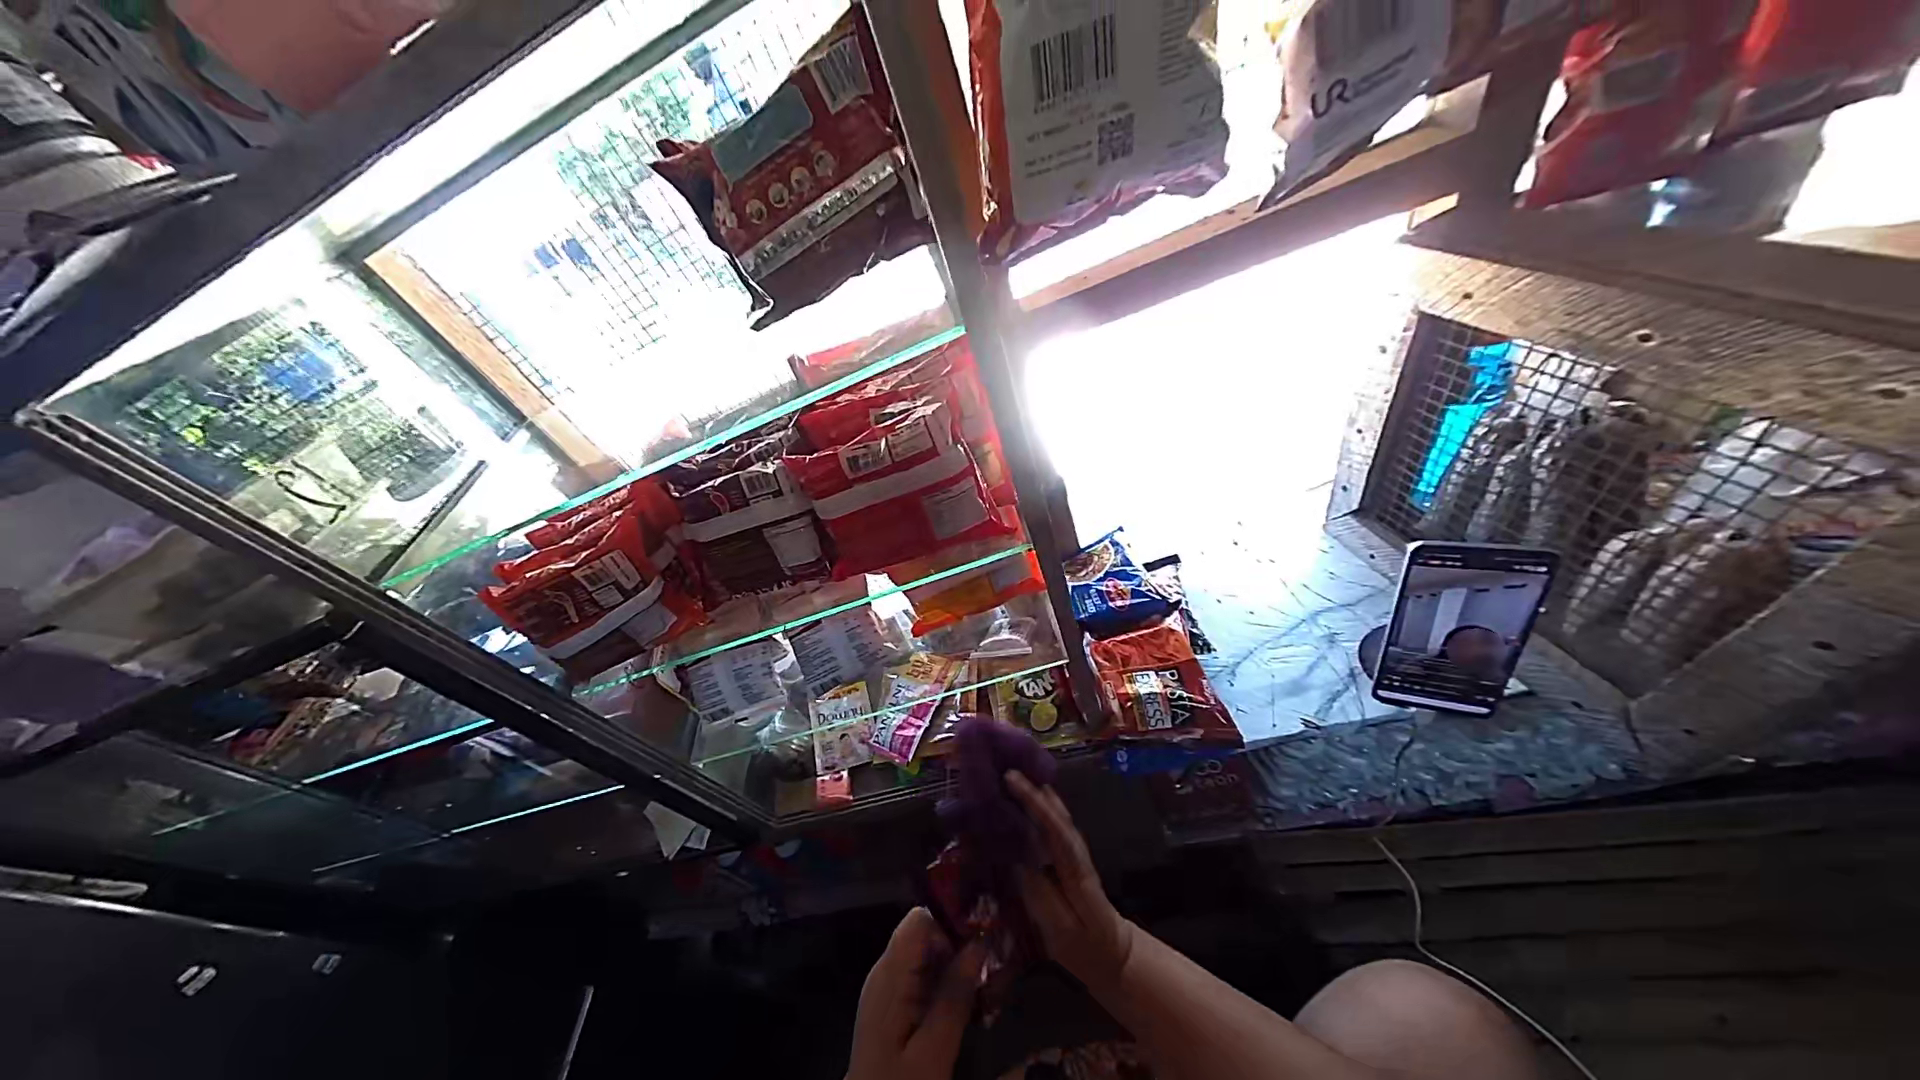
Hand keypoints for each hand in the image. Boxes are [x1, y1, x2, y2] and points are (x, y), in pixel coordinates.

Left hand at [848, 907, 985, 1079]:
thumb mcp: (933, 1052)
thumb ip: (954, 996)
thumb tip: (980, 942)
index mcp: (890, 975)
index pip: (920, 920)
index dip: (952, 923)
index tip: (985, 940)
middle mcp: (888, 972)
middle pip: (927, 935)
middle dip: (962, 945)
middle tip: (998, 966)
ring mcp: (891, 989)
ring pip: (930, 956)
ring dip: (960, 967)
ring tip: (993, 985)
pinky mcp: (897, 1006)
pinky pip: (926, 978)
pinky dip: (950, 985)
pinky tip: (974, 1004)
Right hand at [1006, 769, 1136, 988]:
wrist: (1113, 956)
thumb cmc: (1085, 947)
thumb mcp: (1059, 929)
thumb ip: (1040, 894)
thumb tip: (1017, 859)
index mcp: (1075, 870)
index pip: (1053, 827)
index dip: (1033, 802)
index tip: (1011, 779)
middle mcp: (1077, 852)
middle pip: (1056, 814)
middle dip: (1032, 790)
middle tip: (1006, 769)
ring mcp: (1076, 852)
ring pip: (1057, 816)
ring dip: (1038, 794)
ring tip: (1016, 776)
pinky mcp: (1070, 857)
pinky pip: (1054, 825)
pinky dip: (1042, 806)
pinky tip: (1030, 798)